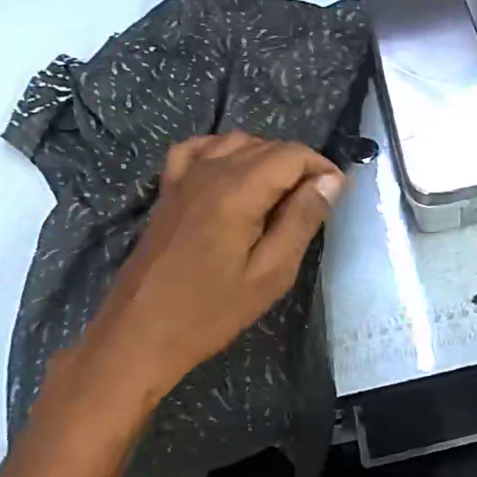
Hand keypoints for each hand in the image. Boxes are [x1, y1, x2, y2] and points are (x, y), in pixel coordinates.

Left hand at [66, 133, 344, 405]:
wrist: (139, 333)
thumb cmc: (212, 311)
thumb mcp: (272, 273)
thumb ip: (302, 220)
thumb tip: (330, 181)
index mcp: (237, 193)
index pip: (291, 155)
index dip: (321, 167)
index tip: (337, 195)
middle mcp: (209, 173)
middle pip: (267, 146)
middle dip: (300, 166)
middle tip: (315, 205)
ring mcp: (183, 179)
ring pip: (237, 143)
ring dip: (268, 159)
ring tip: (283, 194)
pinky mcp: (168, 191)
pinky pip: (198, 150)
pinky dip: (224, 151)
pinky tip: (236, 173)